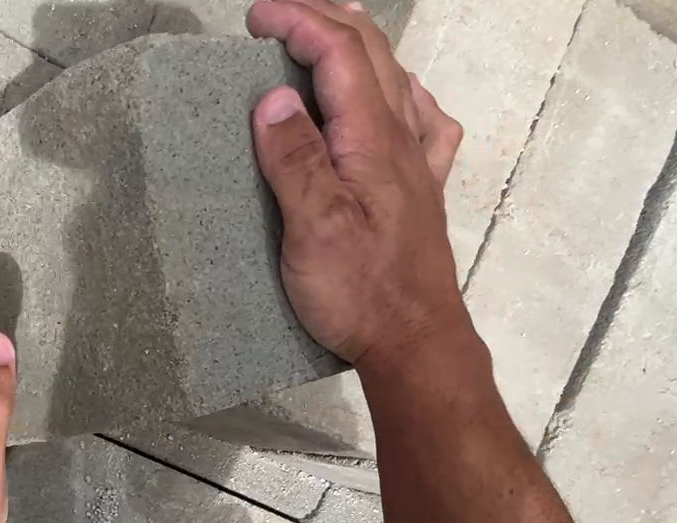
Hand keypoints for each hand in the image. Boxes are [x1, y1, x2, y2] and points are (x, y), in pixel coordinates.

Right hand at [248, 0, 470, 373]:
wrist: (413, 335)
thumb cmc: (357, 289)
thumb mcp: (313, 228)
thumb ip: (296, 160)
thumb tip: (275, 99)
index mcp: (373, 138)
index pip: (340, 55)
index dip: (300, 23)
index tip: (256, 16)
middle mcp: (402, 136)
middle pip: (371, 54)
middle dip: (324, 21)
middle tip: (277, 17)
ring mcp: (417, 161)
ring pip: (395, 78)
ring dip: (356, 47)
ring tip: (322, 40)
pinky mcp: (420, 189)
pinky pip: (420, 119)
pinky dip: (398, 92)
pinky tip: (392, 102)